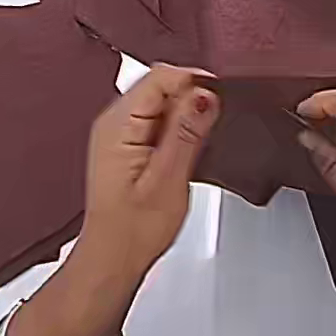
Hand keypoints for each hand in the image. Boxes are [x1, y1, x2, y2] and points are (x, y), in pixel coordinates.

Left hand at [81, 63, 221, 273]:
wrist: (115, 258)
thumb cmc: (134, 228)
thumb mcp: (169, 177)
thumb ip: (187, 130)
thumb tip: (205, 93)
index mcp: (118, 124)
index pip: (159, 77)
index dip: (193, 80)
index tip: (220, 94)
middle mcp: (114, 122)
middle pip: (160, 84)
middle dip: (192, 94)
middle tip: (214, 119)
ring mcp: (120, 131)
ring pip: (162, 100)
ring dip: (187, 111)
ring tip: (202, 136)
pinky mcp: (130, 142)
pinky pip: (159, 118)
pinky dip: (179, 125)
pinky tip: (188, 145)